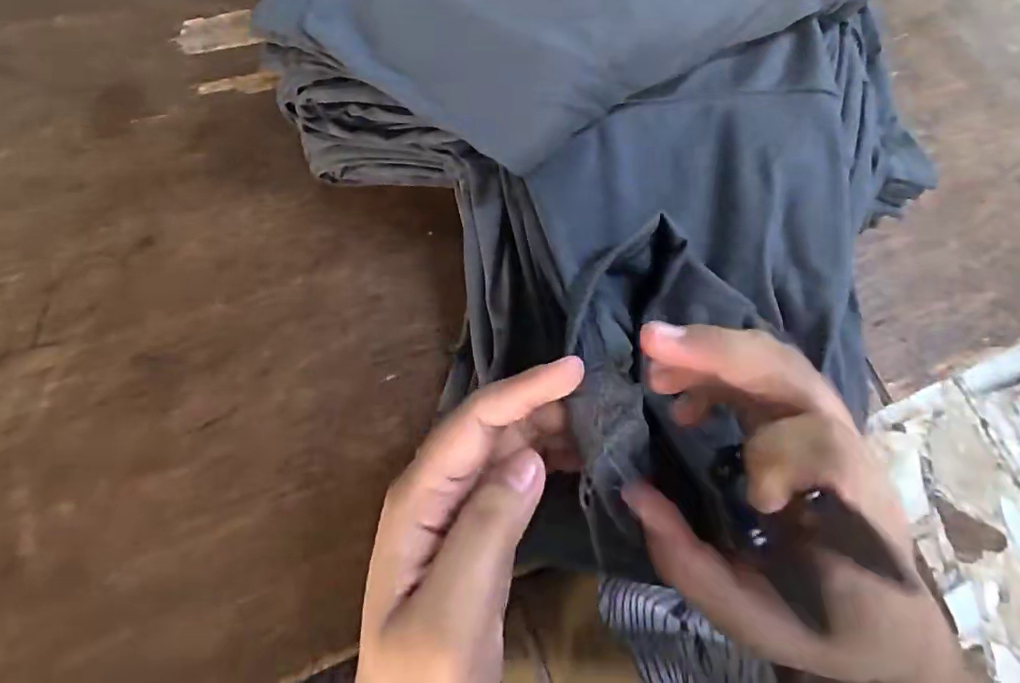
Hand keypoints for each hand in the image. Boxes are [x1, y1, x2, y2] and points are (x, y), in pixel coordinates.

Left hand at [358, 355, 584, 682]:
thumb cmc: (427, 679)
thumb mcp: (453, 615)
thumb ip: (486, 531)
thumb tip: (529, 457)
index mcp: (418, 497)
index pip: (474, 422)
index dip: (524, 388)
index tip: (575, 368)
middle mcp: (434, 489)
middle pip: (491, 425)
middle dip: (543, 400)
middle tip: (601, 392)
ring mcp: (454, 507)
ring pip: (505, 444)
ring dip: (549, 424)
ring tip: (599, 418)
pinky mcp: (475, 528)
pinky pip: (514, 475)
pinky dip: (549, 456)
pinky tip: (580, 457)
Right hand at [621, 323, 965, 682]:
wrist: (886, 616)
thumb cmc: (822, 620)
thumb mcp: (752, 614)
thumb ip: (688, 560)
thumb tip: (634, 491)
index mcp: (854, 501)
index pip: (828, 446)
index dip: (779, 456)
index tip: (752, 500)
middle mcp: (848, 441)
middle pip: (791, 371)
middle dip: (719, 350)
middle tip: (652, 343)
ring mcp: (828, 418)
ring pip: (773, 358)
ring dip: (711, 349)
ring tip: (656, 364)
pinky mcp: (805, 411)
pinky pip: (762, 369)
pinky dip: (717, 367)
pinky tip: (683, 399)